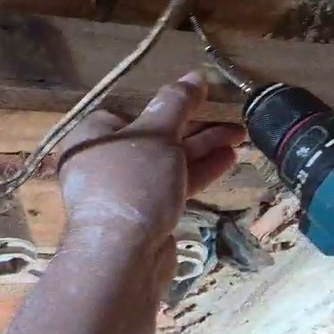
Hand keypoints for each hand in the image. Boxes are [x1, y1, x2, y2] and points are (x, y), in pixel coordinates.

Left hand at [56, 73, 245, 248]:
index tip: (198, 98)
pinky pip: (172, 185)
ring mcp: (124, 190)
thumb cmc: (133, 184)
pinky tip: (228, 159)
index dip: (164, 105)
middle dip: (194, 126)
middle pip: (153, 136)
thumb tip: (195, 75)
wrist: (123, 257)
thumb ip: (177, 104)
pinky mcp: (144, 214)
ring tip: (241, 135)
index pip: (129, 110)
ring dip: (203, 148)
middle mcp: (103, 161)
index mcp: (92, 135)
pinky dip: (198, 171)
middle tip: (230, 115)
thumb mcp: (156, 135)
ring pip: (167, 162)